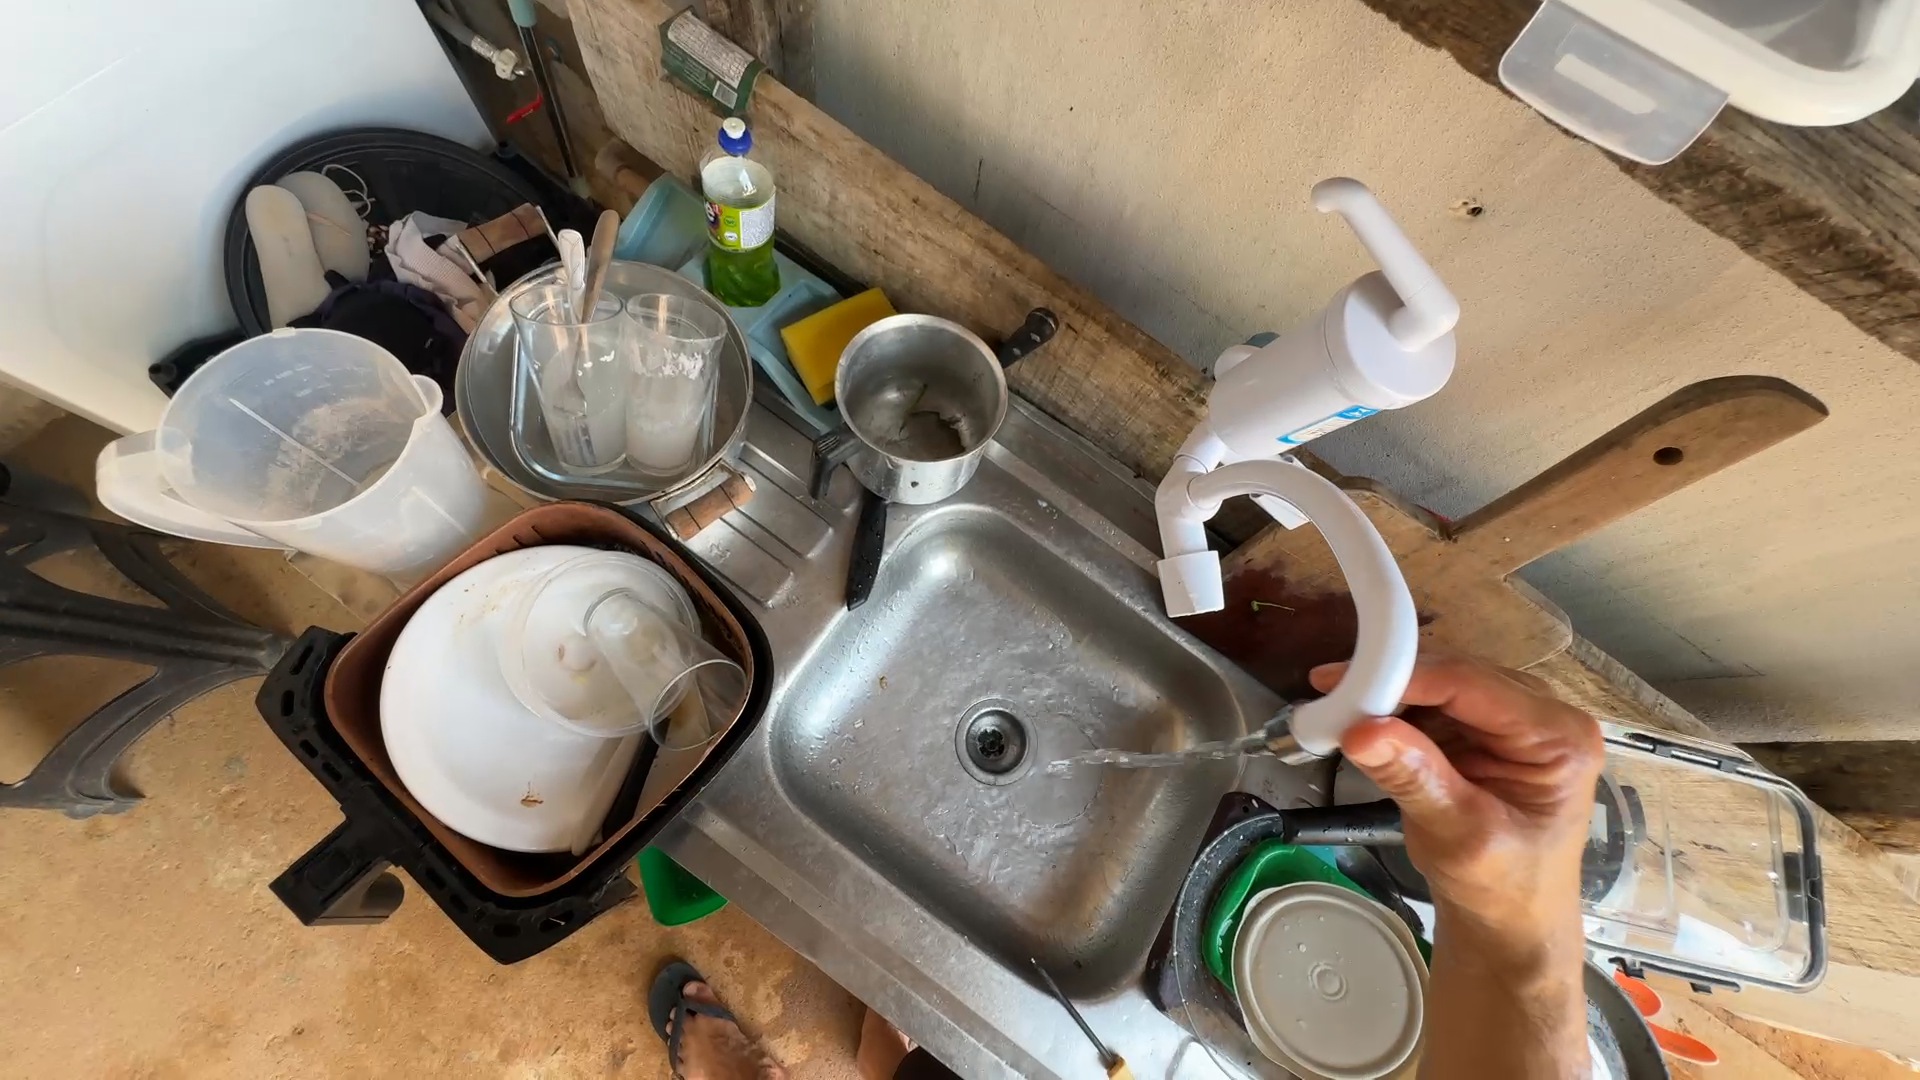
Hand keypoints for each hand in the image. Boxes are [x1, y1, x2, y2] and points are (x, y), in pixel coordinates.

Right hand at [1310, 654, 1604, 961]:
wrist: (1507, 919)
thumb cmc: (1500, 886)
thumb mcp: (1457, 835)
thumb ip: (1414, 779)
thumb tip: (1360, 730)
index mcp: (1557, 737)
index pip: (1468, 683)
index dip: (1401, 676)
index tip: (1336, 682)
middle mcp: (1540, 714)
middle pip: (1449, 673)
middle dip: (1386, 680)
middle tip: (1329, 693)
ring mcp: (1507, 717)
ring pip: (1432, 679)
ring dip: (1382, 692)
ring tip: (1337, 709)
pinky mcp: (1477, 725)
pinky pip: (1425, 698)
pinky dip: (1387, 706)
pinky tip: (1358, 721)